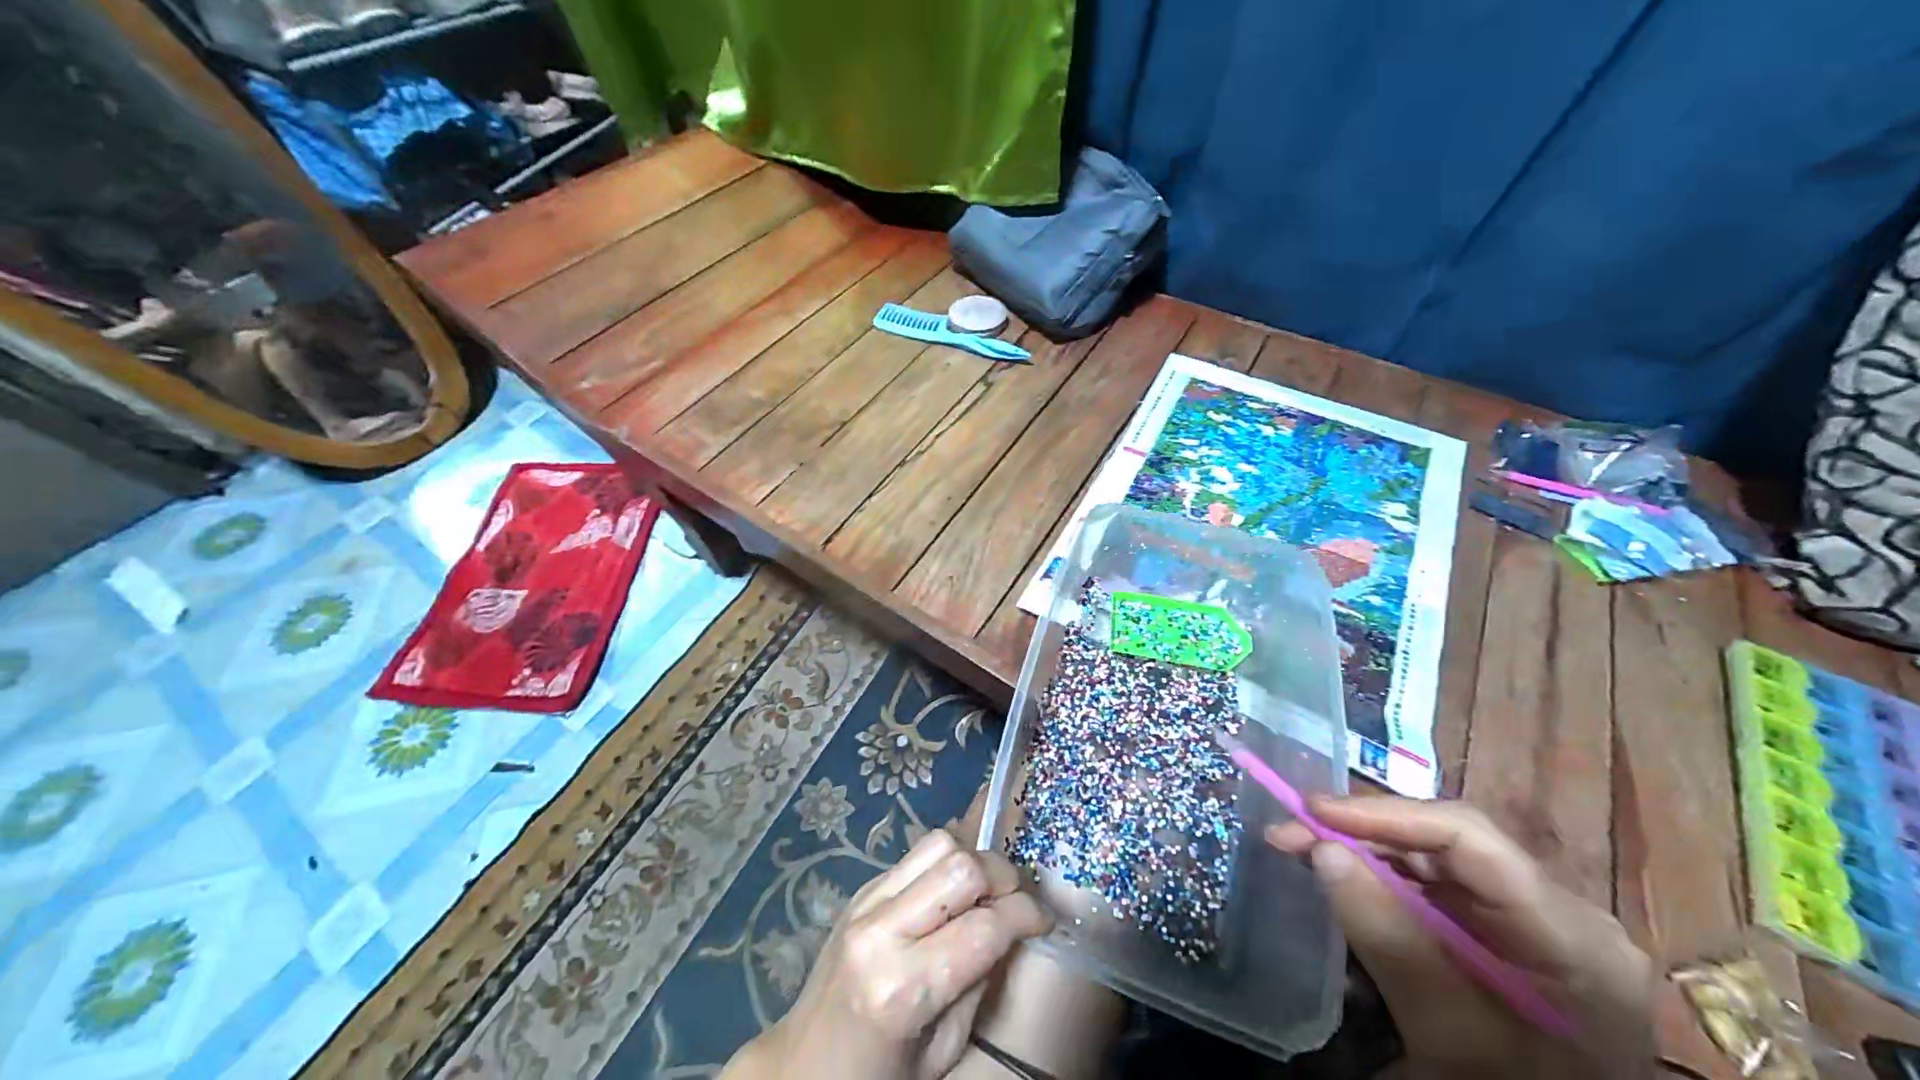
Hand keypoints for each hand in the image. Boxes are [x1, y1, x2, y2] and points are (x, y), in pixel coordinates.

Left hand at [724, 828, 1052, 1079]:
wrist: (804, 1061)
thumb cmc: (880, 1071)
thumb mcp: (943, 1047)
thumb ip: (980, 981)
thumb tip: (1013, 929)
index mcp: (902, 987)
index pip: (984, 927)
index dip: (1027, 916)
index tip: (1045, 921)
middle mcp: (881, 931)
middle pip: (961, 868)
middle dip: (1003, 878)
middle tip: (1017, 903)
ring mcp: (865, 902)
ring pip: (938, 843)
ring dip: (974, 861)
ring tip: (986, 892)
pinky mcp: (861, 888)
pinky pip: (915, 853)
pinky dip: (946, 863)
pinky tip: (953, 893)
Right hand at [1267, 798, 1655, 1078]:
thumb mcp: (1449, 1031)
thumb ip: (1390, 939)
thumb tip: (1322, 850)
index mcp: (1572, 933)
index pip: (1468, 837)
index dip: (1384, 814)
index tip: (1311, 811)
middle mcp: (1560, 912)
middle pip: (1445, 845)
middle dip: (1360, 834)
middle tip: (1287, 835)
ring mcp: (1534, 926)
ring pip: (1433, 863)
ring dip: (1362, 854)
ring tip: (1299, 850)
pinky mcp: (1506, 941)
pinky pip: (1435, 893)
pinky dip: (1381, 886)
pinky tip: (1342, 886)